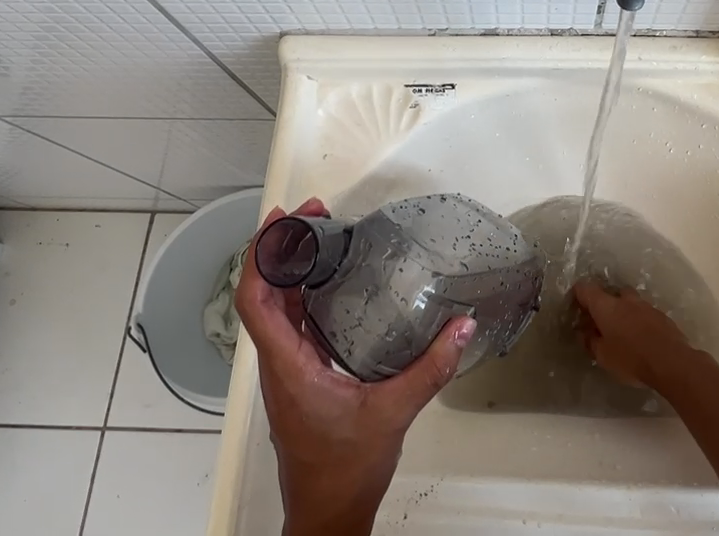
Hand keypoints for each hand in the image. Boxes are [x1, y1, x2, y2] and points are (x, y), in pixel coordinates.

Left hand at [237, 198, 475, 535]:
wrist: (328, 513)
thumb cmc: (346, 470)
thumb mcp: (393, 414)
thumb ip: (430, 369)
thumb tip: (462, 325)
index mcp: (289, 365)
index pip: (256, 300)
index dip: (261, 255)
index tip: (283, 219)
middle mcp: (280, 361)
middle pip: (264, 292)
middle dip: (281, 246)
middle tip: (315, 212)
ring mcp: (288, 368)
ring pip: (276, 306)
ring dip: (291, 266)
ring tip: (323, 233)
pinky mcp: (300, 375)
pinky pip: (292, 321)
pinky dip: (304, 291)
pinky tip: (333, 279)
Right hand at [573, 281, 697, 388]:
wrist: (671, 362)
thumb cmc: (631, 358)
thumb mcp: (603, 356)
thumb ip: (590, 342)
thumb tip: (583, 333)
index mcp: (606, 306)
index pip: (585, 288)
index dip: (578, 295)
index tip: (576, 308)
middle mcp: (625, 300)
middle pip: (611, 293)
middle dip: (605, 305)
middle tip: (601, 323)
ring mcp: (646, 306)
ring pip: (630, 302)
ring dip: (624, 313)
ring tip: (623, 333)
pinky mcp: (662, 316)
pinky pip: (645, 314)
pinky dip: (639, 322)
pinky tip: (641, 339)